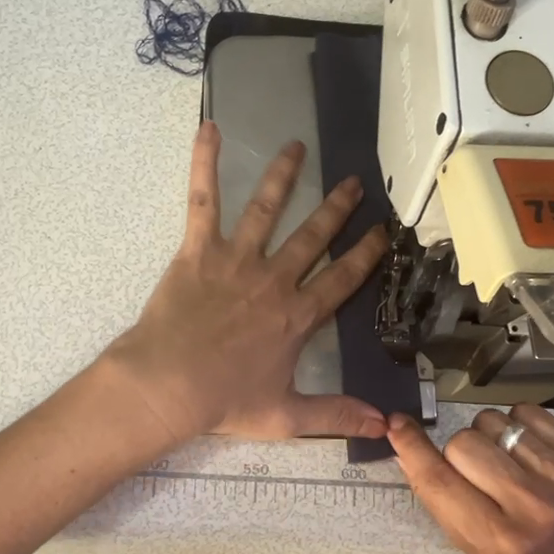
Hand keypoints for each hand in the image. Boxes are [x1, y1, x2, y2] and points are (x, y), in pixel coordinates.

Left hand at [102, 121, 390, 443]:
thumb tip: (384, 425)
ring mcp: (237, 260)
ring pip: (267, 208)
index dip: (365, 254)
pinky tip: (208, 128)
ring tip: (297, 147)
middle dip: (336, 209)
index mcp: (298, 316)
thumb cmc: (224, 401)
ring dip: (284, 176)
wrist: (169, 385)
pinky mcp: (199, 250)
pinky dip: (204, 163)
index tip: (383, 231)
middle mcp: (275, 280)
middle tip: (354, 183)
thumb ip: (336, 414)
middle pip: (312, 237)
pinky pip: (203, 199)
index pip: (342, 279)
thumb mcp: (287, 416)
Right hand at [388, 404, 553, 553]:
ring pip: (490, 422)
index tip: (396, 426)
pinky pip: (524, 411)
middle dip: (458, 452)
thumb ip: (440, 498)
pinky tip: (523, 449)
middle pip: (462, 443)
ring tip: (503, 462)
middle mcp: (528, 505)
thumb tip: (404, 447)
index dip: (412, 449)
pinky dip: (515, 424)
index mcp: (496, 537)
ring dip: (486, 436)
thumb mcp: (472, 546)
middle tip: (475, 473)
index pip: (439, 481)